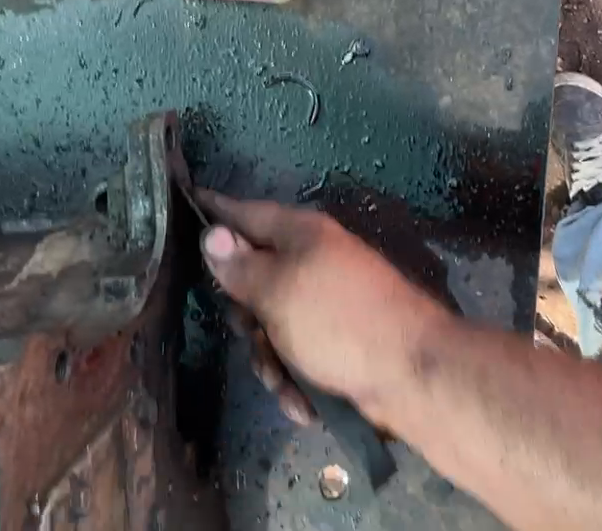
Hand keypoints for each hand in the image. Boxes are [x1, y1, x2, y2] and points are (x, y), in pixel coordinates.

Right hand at [196, 190, 452, 423]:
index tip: (187, 199)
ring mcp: (327, 300)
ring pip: (272, 323)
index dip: (215, 210)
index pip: (245, 211)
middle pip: (254, 276)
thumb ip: (240, 266)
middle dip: (245, 315)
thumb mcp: (277, 291)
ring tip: (283, 381)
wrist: (413, 374)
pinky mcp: (338, 338)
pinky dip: (296, 376)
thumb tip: (213, 234)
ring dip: (270, 358)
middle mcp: (313, 259)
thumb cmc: (338, 321)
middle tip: (247, 332)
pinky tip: (305, 402)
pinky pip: (298, 351)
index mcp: (300, 233)